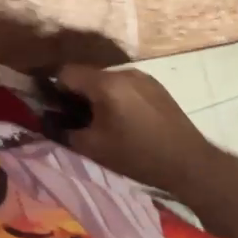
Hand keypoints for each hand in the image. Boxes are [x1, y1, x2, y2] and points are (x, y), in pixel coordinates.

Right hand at [54, 65, 237, 193]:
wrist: (188, 164)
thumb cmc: (137, 156)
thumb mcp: (92, 148)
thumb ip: (64, 131)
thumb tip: (48, 121)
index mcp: (106, 83)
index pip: (66, 72)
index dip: (54, 90)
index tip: (53, 110)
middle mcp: (124, 72)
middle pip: (88, 76)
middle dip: (76, 95)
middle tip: (75, 121)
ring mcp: (144, 78)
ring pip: (107, 81)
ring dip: (98, 97)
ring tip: (102, 124)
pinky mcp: (157, 88)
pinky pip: (126, 87)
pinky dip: (117, 99)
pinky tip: (124, 123)